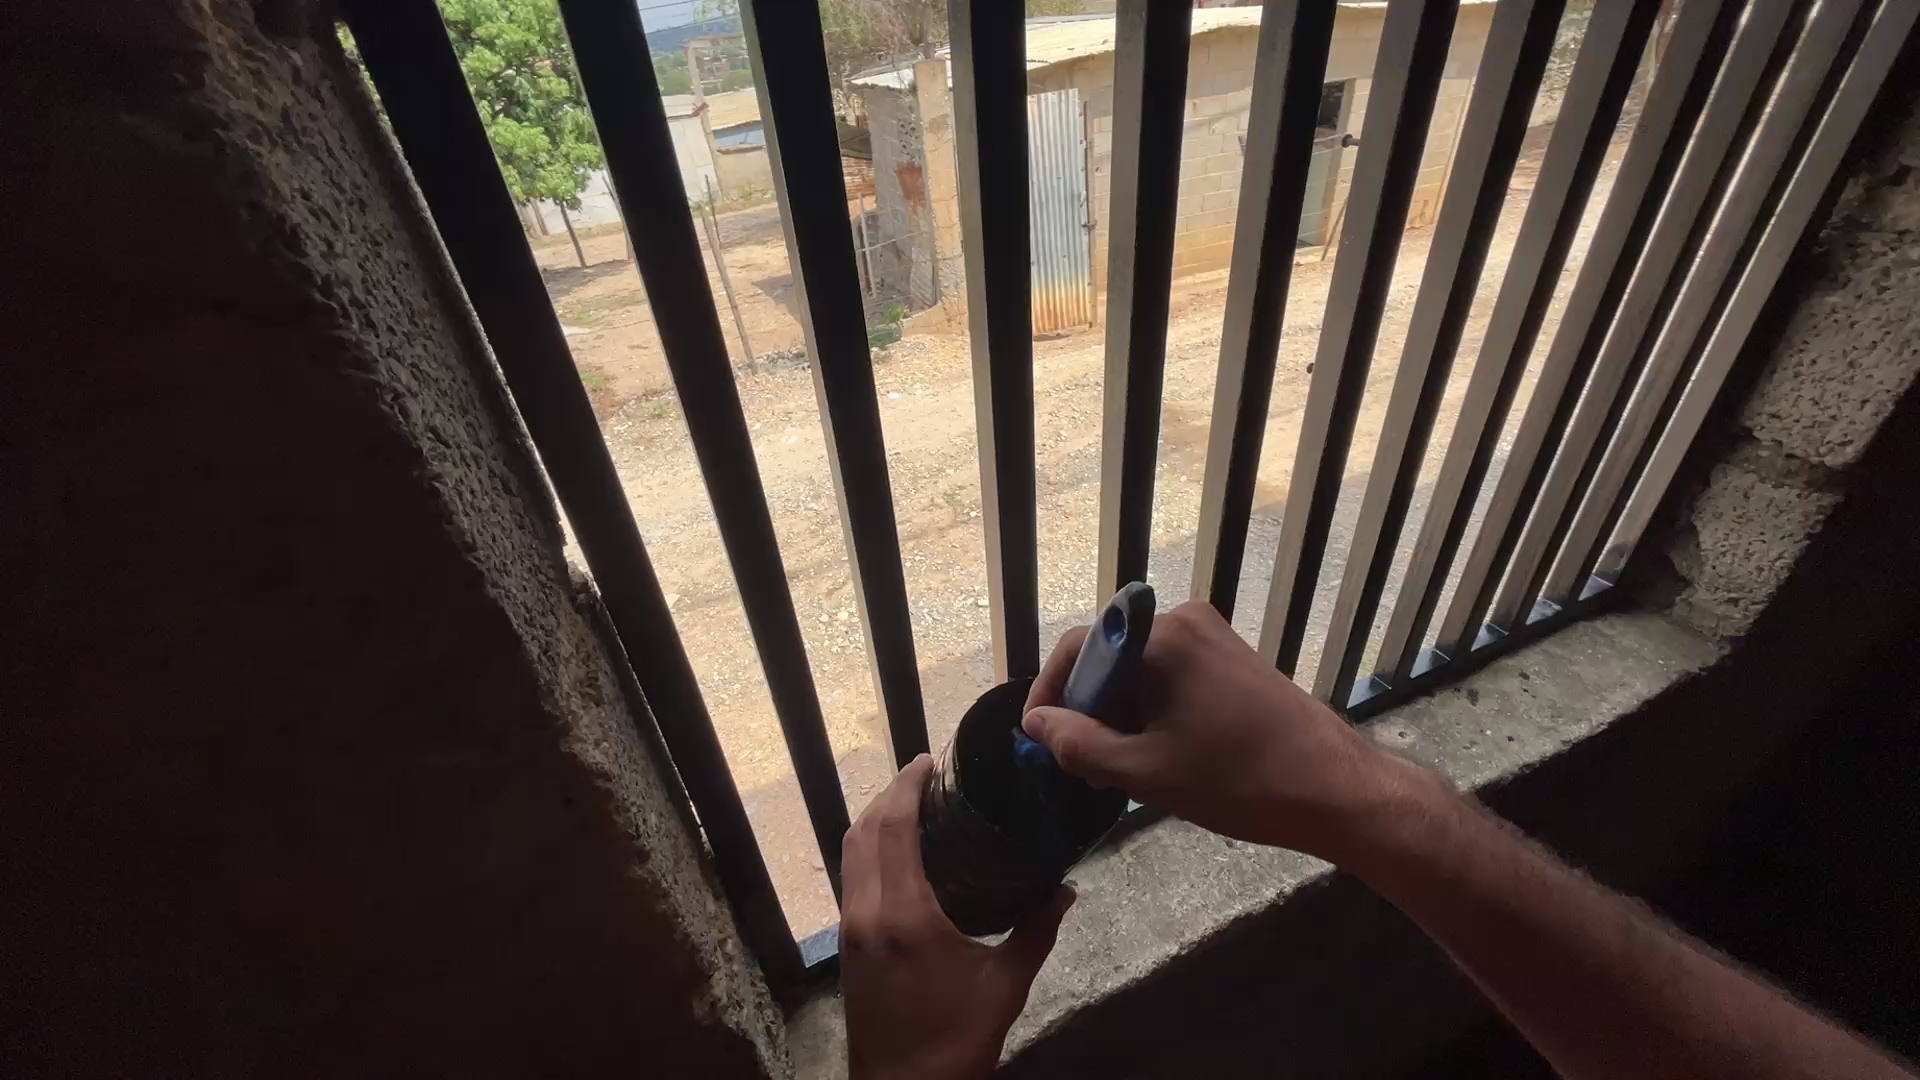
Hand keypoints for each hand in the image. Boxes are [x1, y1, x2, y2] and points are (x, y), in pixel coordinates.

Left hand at [840, 755, 1075, 1079]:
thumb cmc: (955, 1042)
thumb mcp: (1004, 988)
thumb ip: (1035, 933)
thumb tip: (1065, 890)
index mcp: (903, 914)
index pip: (893, 828)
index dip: (906, 786)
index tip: (928, 760)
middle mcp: (866, 910)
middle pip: (863, 829)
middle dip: (889, 792)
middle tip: (924, 772)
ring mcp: (849, 926)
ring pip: (850, 849)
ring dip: (874, 815)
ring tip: (910, 799)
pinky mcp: (846, 941)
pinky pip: (850, 872)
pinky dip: (867, 843)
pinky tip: (896, 846)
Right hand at [1020, 600, 1436, 861]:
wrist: (1338, 790)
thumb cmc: (1238, 781)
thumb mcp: (1146, 771)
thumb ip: (1079, 743)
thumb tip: (1035, 723)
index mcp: (1160, 638)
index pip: (1078, 647)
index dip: (1050, 691)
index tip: (1039, 737)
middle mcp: (1182, 619)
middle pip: (1109, 656)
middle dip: (1089, 707)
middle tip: (1084, 762)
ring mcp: (1211, 634)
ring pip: (1138, 666)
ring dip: (1120, 710)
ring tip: (1121, 764)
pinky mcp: (1230, 653)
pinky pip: (1169, 670)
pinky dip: (1151, 704)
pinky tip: (1158, 748)